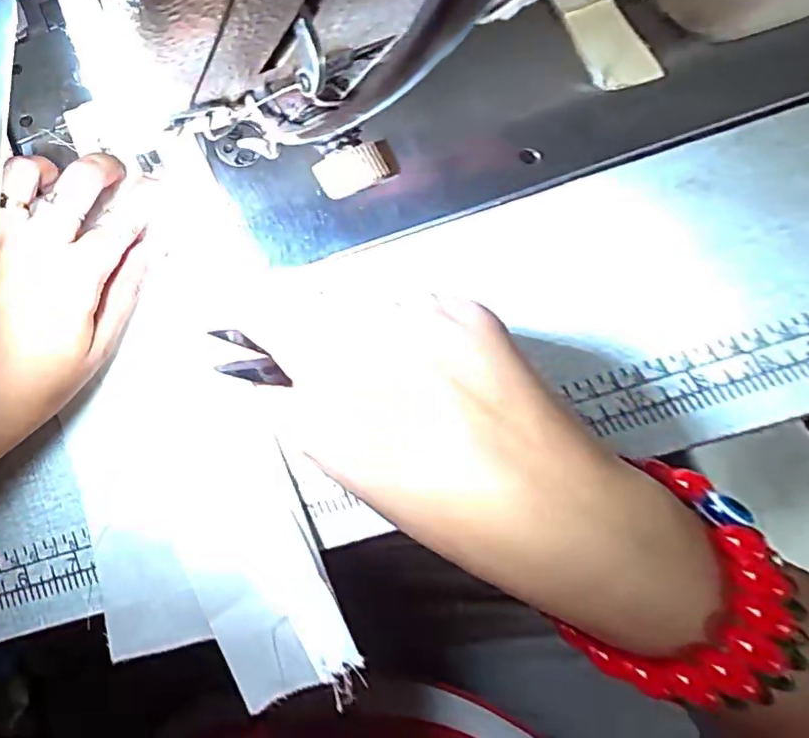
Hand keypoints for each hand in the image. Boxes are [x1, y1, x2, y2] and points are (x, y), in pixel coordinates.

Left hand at [0, 153, 152, 486]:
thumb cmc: (24, 387)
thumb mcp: (95, 350)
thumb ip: (124, 291)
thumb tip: (145, 253)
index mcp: (74, 277)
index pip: (121, 221)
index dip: (144, 201)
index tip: (152, 193)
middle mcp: (36, 250)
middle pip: (80, 180)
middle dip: (107, 167)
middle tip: (116, 175)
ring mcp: (0, 243)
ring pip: (26, 172)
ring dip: (53, 169)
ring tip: (63, 183)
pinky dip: (10, 184)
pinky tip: (25, 199)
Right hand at [250, 292, 721, 655]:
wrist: (566, 512)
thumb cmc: (449, 512)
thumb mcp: (353, 469)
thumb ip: (300, 408)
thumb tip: (267, 369)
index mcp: (334, 402)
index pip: (266, 326)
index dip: (249, 321)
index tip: (242, 325)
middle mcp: (369, 349)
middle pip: (305, 301)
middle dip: (302, 320)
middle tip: (323, 353)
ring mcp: (421, 319)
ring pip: (357, 296)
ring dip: (356, 320)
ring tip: (392, 365)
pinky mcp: (465, 306)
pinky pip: (407, 300)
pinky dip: (406, 322)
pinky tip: (433, 361)